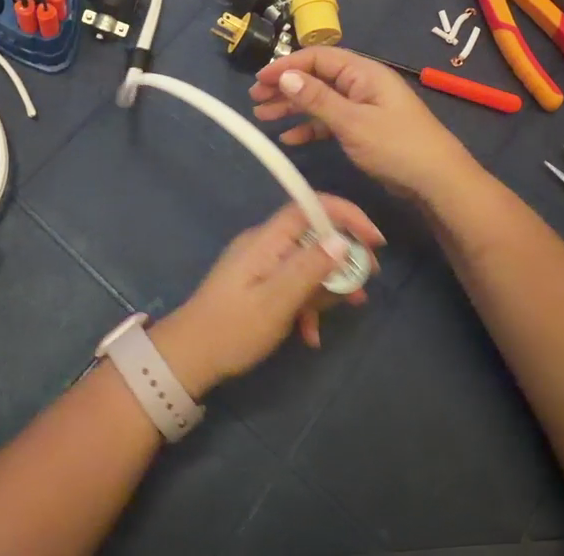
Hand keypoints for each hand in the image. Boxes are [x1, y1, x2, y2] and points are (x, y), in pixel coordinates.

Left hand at [152, 194, 384, 396]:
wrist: (188, 357)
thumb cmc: (233, 329)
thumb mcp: (277, 302)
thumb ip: (309, 270)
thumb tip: (341, 241)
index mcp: (266, 240)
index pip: (309, 207)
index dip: (346, 215)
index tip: (375, 240)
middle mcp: (263, 245)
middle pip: (312, 236)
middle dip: (343, 257)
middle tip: (368, 283)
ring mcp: (259, 265)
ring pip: (305, 264)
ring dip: (328, 286)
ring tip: (350, 309)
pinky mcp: (256, 286)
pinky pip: (291, 285)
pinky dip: (306, 304)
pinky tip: (311, 335)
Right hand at [250, 46, 483, 201]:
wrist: (437, 181)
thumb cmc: (396, 146)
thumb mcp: (352, 122)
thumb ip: (317, 98)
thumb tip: (285, 76)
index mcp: (363, 73)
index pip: (317, 58)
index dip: (286, 66)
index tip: (259, 79)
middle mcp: (362, 84)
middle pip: (316, 78)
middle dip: (285, 87)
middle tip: (255, 100)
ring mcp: (363, 107)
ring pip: (320, 100)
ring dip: (293, 107)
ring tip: (264, 118)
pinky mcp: (364, 129)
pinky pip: (330, 121)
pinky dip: (310, 127)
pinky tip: (289, 139)